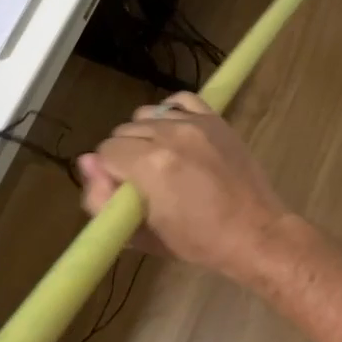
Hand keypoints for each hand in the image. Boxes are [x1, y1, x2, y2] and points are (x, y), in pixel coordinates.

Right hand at [77, 92, 292, 274]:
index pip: (106, 151)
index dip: (110, 173)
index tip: (126, 192)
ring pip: (149, 114)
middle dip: (126, 155)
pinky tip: (175, 134)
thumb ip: (103, 199)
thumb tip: (86, 162)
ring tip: (162, 159)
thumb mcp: (140, 234)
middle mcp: (171, 135)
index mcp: (151, 164)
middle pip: (125, 131)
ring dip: (147, 134)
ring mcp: (197, 123)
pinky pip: (181, 100)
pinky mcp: (216, 120)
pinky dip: (171, 113)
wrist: (254, 231)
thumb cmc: (198, 241)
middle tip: (144, 181)